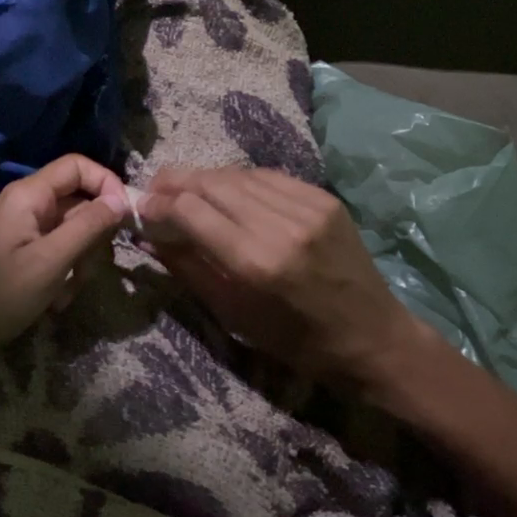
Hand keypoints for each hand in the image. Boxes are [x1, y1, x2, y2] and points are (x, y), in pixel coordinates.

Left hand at [0, 155, 129, 372]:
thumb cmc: (1, 296)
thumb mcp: (51, 262)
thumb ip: (87, 227)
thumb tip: (121, 198)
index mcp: (27, 195)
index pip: (77, 166)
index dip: (106, 184)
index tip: (125, 219)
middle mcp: (23, 203)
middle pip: (76, 201)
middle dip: (92, 236)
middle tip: (89, 272)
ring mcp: (19, 228)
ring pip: (69, 230)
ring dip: (78, 261)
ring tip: (66, 294)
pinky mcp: (17, 252)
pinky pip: (54, 250)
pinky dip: (62, 273)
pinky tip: (54, 302)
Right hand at [141, 167, 417, 382]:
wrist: (375, 339)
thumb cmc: (298, 342)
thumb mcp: (233, 315)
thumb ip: (187, 268)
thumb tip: (148, 235)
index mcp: (256, 262)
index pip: (189, 210)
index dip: (158, 204)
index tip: (141, 209)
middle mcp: (280, 226)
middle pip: (209, 183)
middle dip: (174, 183)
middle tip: (154, 193)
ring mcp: (306, 207)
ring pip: (235, 173)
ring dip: (203, 179)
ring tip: (186, 191)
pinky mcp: (323, 198)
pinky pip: (266, 176)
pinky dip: (239, 181)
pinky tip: (228, 192)